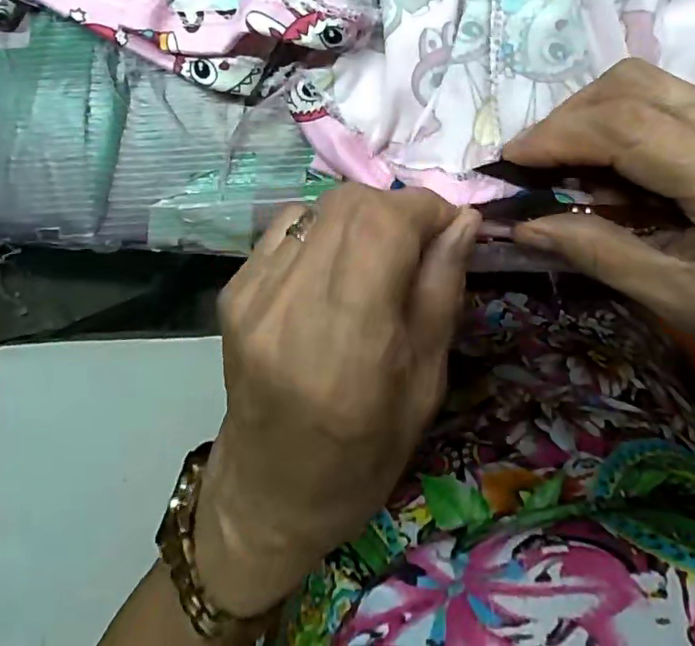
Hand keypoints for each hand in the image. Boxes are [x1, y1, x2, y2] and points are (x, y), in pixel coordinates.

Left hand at [194, 184, 479, 616]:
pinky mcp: (233, 290)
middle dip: (396, 208)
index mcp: (349, 338)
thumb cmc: (362, 455)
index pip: (385, 223)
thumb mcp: (424, 385)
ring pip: (318, 207)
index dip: (426, 208)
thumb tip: (462, 221)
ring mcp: (254, 292)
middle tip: (418, 243)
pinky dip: (322, 232)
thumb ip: (441, 292)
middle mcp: (292, 303)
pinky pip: (287, 228)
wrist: (269, 490)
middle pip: (350, 203)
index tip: (450, 226)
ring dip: (360, 217)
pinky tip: (332, 270)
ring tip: (375, 258)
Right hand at [504, 59, 694, 409]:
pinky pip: (670, 101)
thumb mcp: (677, 302)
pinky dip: (623, 122)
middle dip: (568, 118)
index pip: (630, 127)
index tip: (511, 160)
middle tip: (534, 164)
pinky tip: (615, 166)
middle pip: (634, 87)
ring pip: (649, 84)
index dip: (559, 134)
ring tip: (568, 164)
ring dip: (592, 114)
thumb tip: (523, 222)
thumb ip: (596, 251)